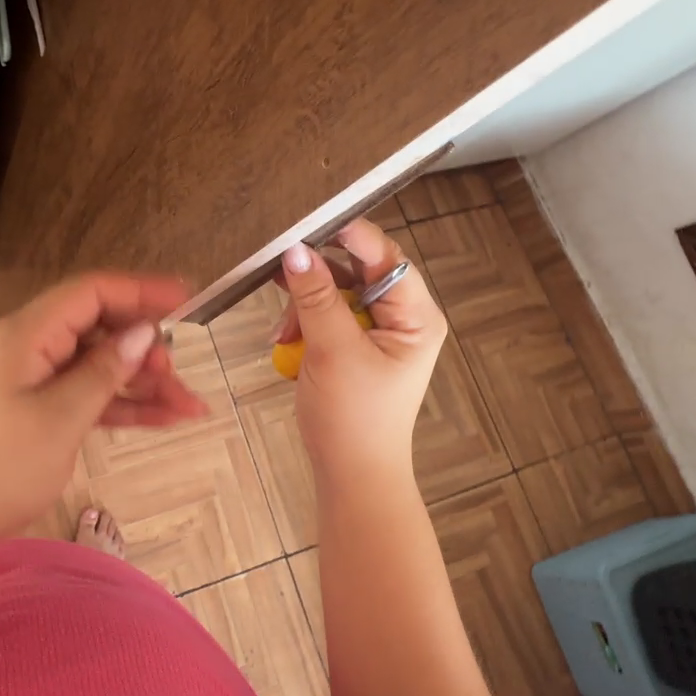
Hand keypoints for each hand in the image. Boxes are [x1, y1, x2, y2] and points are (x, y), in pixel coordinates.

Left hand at [0, 272, 208, 549]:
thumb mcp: (60, 418)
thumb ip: (103, 371)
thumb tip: (144, 332)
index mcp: (28, 334)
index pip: (92, 292)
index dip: (141, 291)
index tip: (188, 300)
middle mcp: (32, 347)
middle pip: (99, 328)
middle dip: (146, 348)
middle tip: (180, 378)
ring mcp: (34, 380)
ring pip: (99, 365)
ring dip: (143, 384)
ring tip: (191, 409)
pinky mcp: (38, 410)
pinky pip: (88, 395)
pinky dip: (122, 406)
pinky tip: (164, 420)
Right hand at [273, 220, 447, 475]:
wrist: (350, 475)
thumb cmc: (354, 419)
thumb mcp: (332, 351)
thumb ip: (314, 297)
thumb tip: (294, 249)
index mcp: (415, 316)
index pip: (385, 256)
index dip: (349, 235)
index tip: (309, 221)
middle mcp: (400, 317)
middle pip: (356, 270)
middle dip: (316, 276)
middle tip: (280, 271)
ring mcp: (375, 331)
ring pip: (334, 290)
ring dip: (304, 303)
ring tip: (283, 329)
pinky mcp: (351, 345)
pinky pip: (324, 314)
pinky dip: (302, 321)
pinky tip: (286, 339)